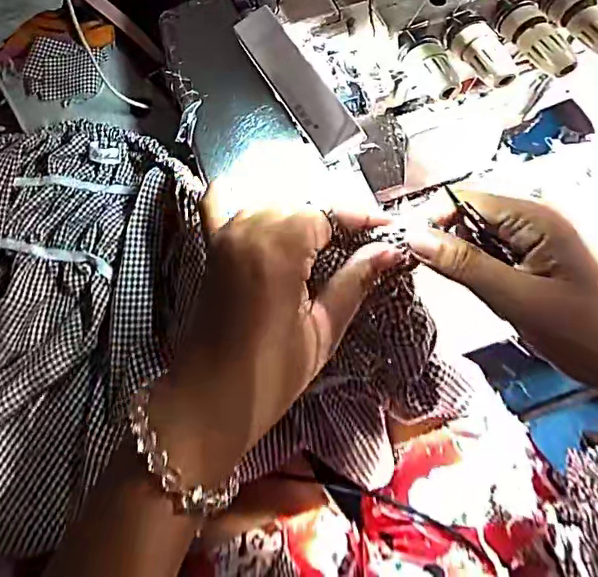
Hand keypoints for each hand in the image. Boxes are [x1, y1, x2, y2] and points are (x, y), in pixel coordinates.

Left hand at [149, 182, 401, 485]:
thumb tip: (389, 251)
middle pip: (301, 207)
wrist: (207, 401)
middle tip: (366, 244)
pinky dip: (233, 197)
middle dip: (334, 221)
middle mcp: (249, 229)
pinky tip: (247, 196)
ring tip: (328, 240)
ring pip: (271, 205)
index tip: (390, 230)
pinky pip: (219, 207)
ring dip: (298, 216)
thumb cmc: (270, 375)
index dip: (361, 219)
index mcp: (278, 248)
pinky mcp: (210, 247)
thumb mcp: (322, 330)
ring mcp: (226, 235)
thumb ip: (355, 281)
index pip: (328, 213)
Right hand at [405, 188, 597, 406]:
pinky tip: (512, 300)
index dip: (432, 222)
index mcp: (538, 214)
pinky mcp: (556, 251)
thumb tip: (415, 236)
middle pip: (474, 214)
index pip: (463, 198)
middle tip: (456, 286)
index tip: (408, 250)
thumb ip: (464, 265)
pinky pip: (509, 250)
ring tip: (496, 298)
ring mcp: (552, 232)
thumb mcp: (520, 303)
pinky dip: (498, 272)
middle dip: (455, 246)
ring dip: (478, 263)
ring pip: (489, 235)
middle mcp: (545, 213)